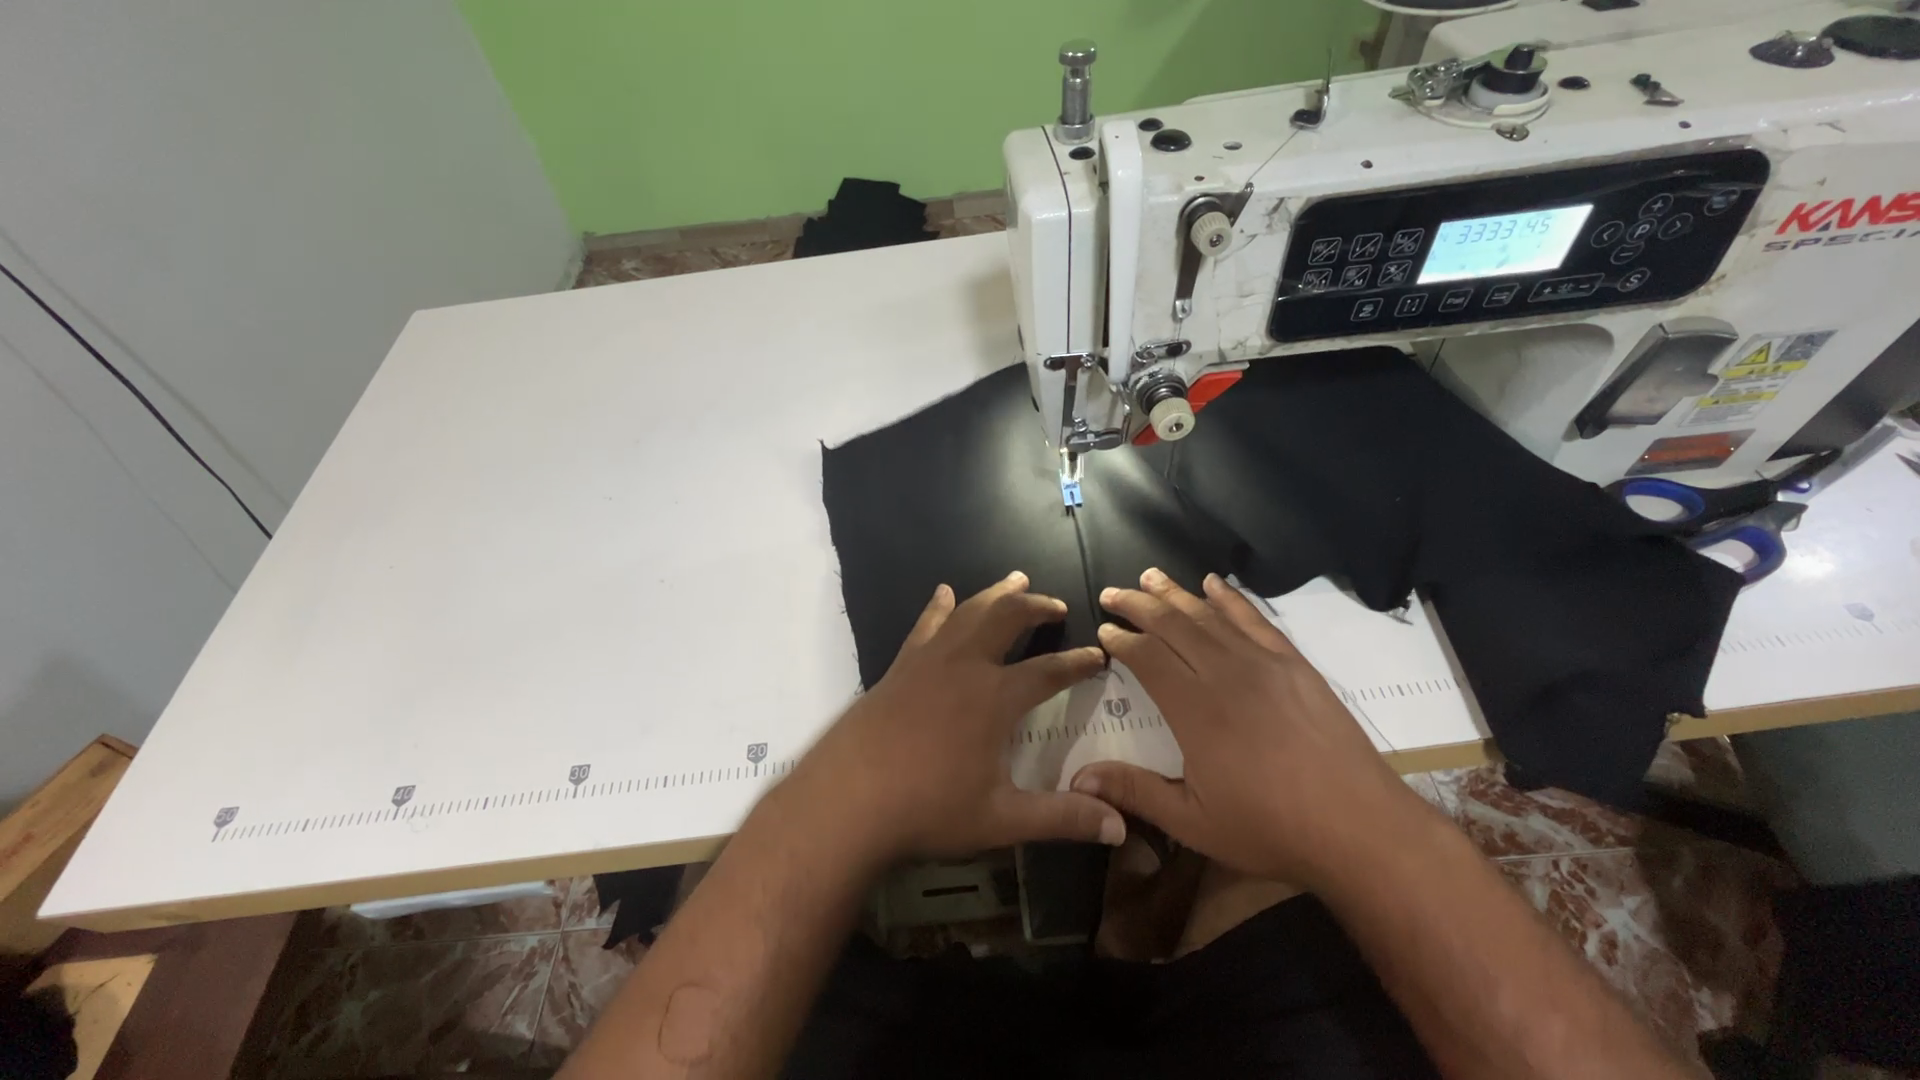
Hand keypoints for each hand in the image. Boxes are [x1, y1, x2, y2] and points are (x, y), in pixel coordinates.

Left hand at [788, 572, 1121, 861]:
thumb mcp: (1001, 820)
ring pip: (968, 612)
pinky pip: (924, 625)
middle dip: (1037, 607)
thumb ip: (1061, 818)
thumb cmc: (926, 810)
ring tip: (1016, 580)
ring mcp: (927, 662)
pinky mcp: (898, 668)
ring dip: (996, 594)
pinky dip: (939, 606)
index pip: (1049, 671)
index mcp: (995, 698)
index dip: (1078, 663)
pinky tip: (943, 592)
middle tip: (1057, 605)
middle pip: (1007, 619)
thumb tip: (1120, 828)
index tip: (1099, 656)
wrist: (845, 801)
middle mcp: (964, 667)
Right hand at [1070, 570, 1427, 887]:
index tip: (1104, 630)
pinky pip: (1256, 620)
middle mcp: (1227, 675)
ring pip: (1211, 617)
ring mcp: (1265, 665)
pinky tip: (1214, 584)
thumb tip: (1077, 779)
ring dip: (1177, 595)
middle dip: (1139, 605)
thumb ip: (1135, 792)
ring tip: (1151, 576)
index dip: (1123, 640)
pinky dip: (1231, 599)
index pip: (1149, 658)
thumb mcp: (1193, 822)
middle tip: (1113, 592)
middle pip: (1175, 626)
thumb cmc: (1271, 828)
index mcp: (1196, 711)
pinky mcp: (1296, 666)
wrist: (1360, 826)